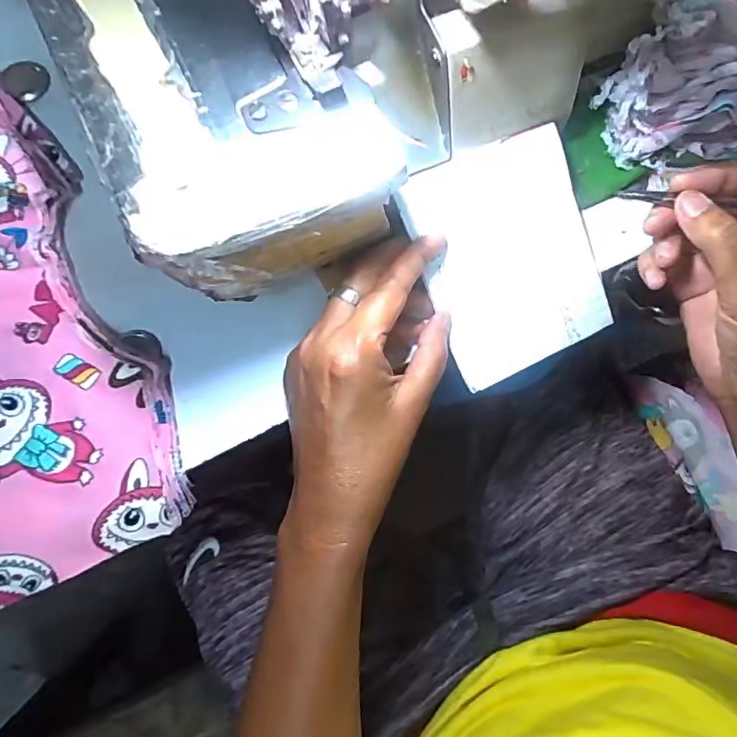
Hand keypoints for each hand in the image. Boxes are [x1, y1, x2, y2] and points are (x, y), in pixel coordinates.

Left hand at [284, 237, 450, 552]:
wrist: (329, 498)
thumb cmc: (379, 455)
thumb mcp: (415, 402)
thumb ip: (431, 349)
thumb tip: (441, 312)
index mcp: (352, 349)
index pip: (387, 288)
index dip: (414, 258)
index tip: (434, 237)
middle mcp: (318, 340)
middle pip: (355, 281)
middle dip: (390, 264)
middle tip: (422, 261)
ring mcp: (301, 351)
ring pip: (341, 301)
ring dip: (376, 297)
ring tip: (413, 317)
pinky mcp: (295, 365)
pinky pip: (329, 325)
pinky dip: (358, 320)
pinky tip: (384, 338)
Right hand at [637, 163, 736, 422]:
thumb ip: (721, 241)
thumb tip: (685, 200)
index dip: (717, 176)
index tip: (679, 187)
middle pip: (707, 204)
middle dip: (677, 213)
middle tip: (653, 226)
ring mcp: (717, 262)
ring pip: (681, 230)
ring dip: (662, 242)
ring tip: (658, 266)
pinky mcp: (692, 283)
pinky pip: (667, 259)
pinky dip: (655, 265)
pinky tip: (653, 282)